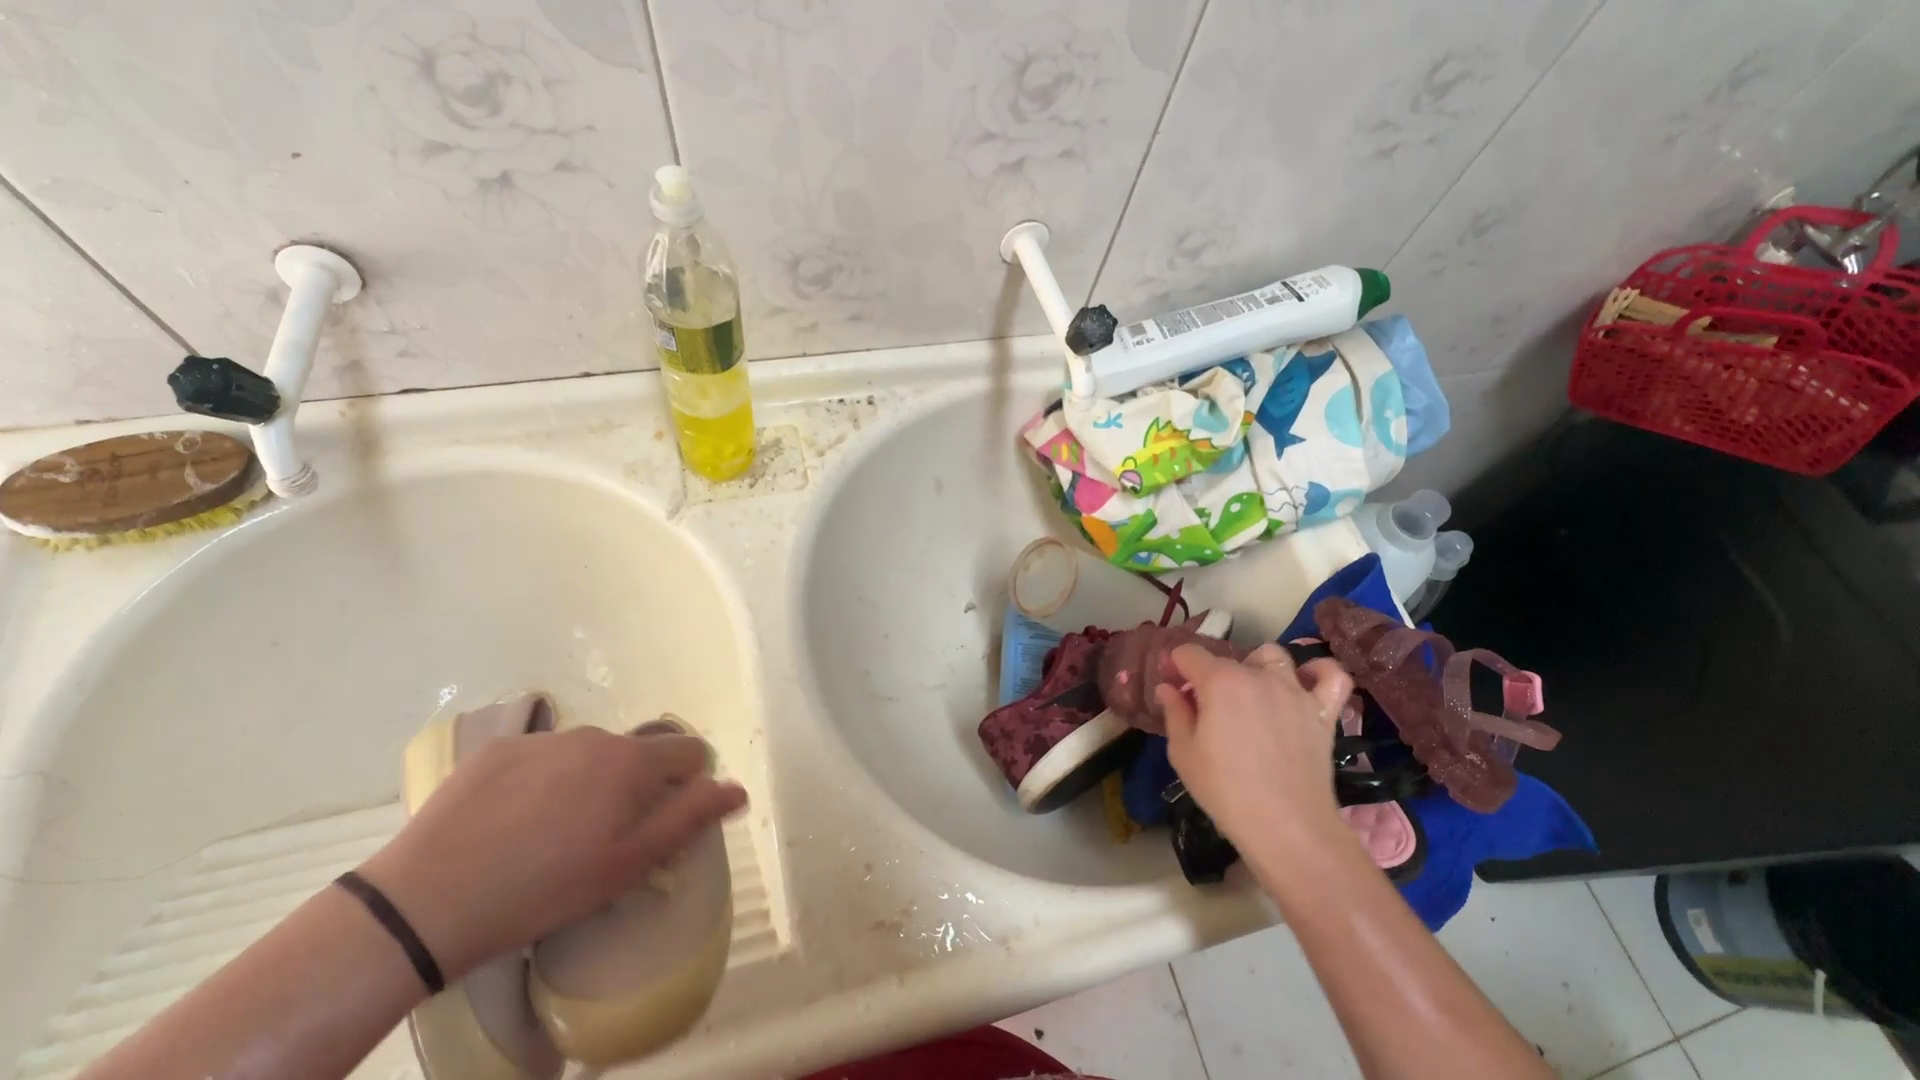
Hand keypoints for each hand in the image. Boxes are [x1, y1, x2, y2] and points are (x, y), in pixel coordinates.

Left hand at [358, 726, 746, 977]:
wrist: (429, 899)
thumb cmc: (546, 888)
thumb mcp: (630, 863)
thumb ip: (689, 817)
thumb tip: (736, 787)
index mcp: (630, 761)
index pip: (689, 753)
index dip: (689, 786)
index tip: (662, 825)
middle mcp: (591, 735)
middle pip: (635, 755)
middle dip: (634, 788)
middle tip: (604, 842)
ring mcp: (538, 739)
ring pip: (585, 757)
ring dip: (586, 785)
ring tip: (552, 837)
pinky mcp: (493, 751)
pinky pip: (539, 760)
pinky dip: (540, 784)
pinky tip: (512, 825)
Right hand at [1156, 643, 1353, 848]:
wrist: (1285, 825)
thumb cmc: (1225, 791)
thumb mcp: (1183, 754)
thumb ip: (1175, 713)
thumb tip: (1168, 687)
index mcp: (1219, 682)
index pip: (1189, 653)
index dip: (1174, 665)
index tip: (1171, 685)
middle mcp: (1258, 676)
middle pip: (1228, 658)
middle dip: (1210, 674)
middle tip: (1205, 706)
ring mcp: (1295, 691)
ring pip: (1274, 657)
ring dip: (1257, 667)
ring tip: (1251, 694)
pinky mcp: (1323, 710)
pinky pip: (1331, 676)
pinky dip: (1319, 672)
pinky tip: (1304, 683)